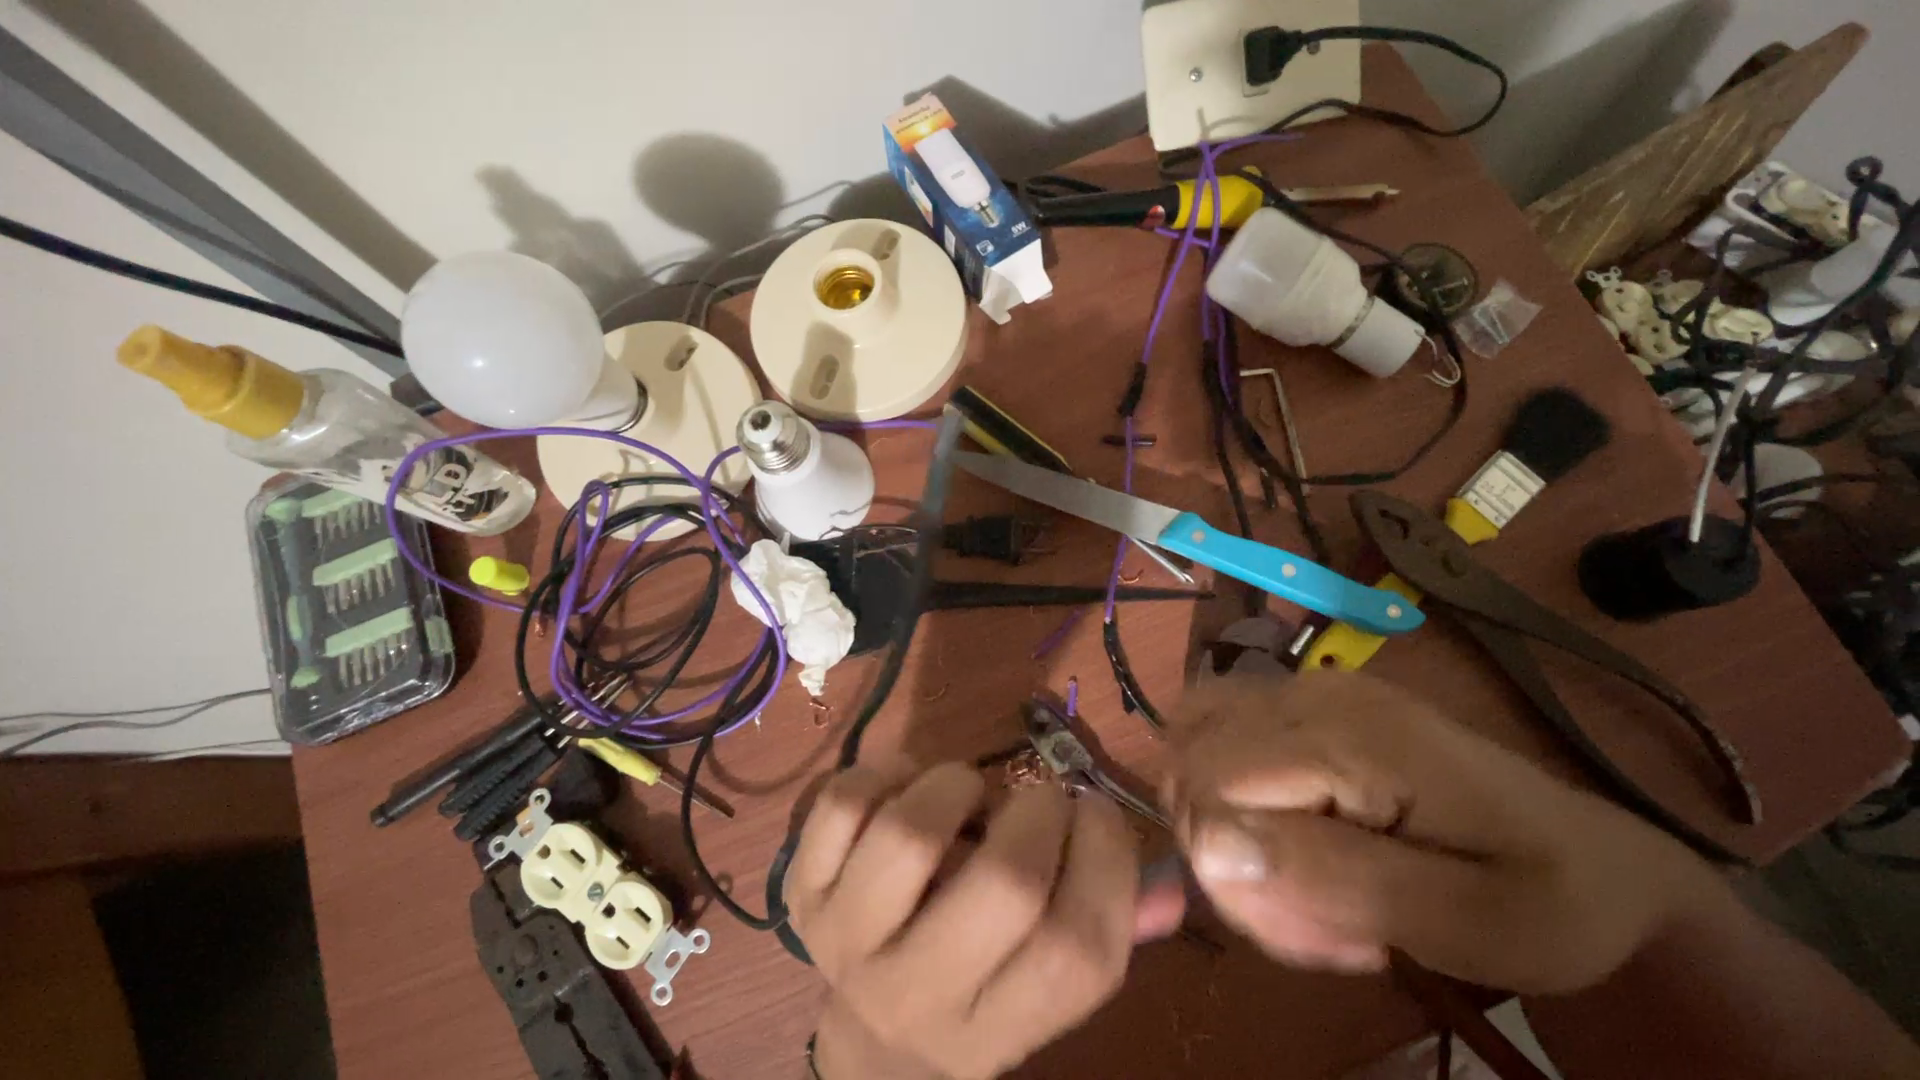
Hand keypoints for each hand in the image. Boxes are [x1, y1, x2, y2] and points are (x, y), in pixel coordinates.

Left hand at [789, 762, 1140, 1079]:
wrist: (876, 1043)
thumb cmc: (981, 992)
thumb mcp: (1046, 986)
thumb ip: (1110, 926)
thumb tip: (1172, 872)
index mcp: (1001, 1028)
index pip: (1078, 949)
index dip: (1107, 857)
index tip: (1097, 812)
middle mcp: (921, 996)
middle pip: (1003, 887)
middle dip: (1039, 815)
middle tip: (1041, 798)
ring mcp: (848, 945)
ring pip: (909, 836)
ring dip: (957, 788)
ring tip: (970, 796)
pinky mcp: (801, 895)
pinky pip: (842, 806)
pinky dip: (887, 774)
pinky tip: (910, 788)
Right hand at [1162, 672, 1727, 993]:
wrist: (1591, 860)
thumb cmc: (1547, 900)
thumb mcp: (1471, 921)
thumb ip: (1338, 878)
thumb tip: (1210, 843)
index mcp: (1359, 735)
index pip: (1211, 783)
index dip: (1234, 869)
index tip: (1322, 929)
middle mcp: (1313, 693)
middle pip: (1191, 767)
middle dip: (1229, 861)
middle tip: (1322, 917)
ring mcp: (1302, 691)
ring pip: (1189, 754)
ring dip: (1224, 836)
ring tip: (1308, 886)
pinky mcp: (1297, 705)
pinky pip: (1213, 747)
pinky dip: (1228, 807)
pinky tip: (1287, 845)